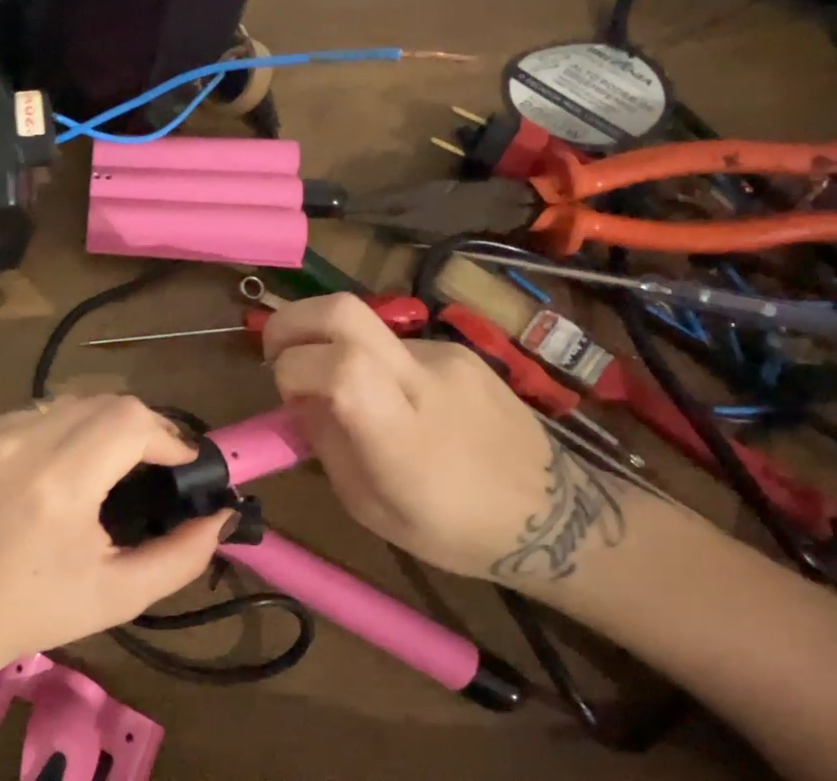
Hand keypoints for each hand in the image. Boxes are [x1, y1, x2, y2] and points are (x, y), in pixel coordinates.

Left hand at [0, 395, 235, 683]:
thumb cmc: (33, 610)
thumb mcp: (119, 594)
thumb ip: (182, 554)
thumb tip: (220, 515)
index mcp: (60, 480)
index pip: (129, 418)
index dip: (167, 435)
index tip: (181, 466)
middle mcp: (19, 441)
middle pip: (99, 402)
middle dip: (136, 429)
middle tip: (148, 468)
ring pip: (61, 405)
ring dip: (91, 429)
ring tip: (97, 472)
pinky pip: (23, 417)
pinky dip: (48, 436)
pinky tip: (45, 476)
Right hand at [259, 294, 557, 581]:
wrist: (560, 520)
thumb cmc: (452, 527)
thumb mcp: (365, 503)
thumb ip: (325, 442)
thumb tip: (298, 400)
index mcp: (399, 432)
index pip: (332, 365)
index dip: (290, 371)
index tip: (288, 400)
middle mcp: (425, 379)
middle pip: (341, 310)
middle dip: (290, 322)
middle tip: (278, 352)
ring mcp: (447, 358)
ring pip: (363, 327)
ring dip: (334, 349)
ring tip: (347, 396)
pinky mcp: (461, 352)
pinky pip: (394, 344)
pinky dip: (371, 362)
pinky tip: (392, 400)